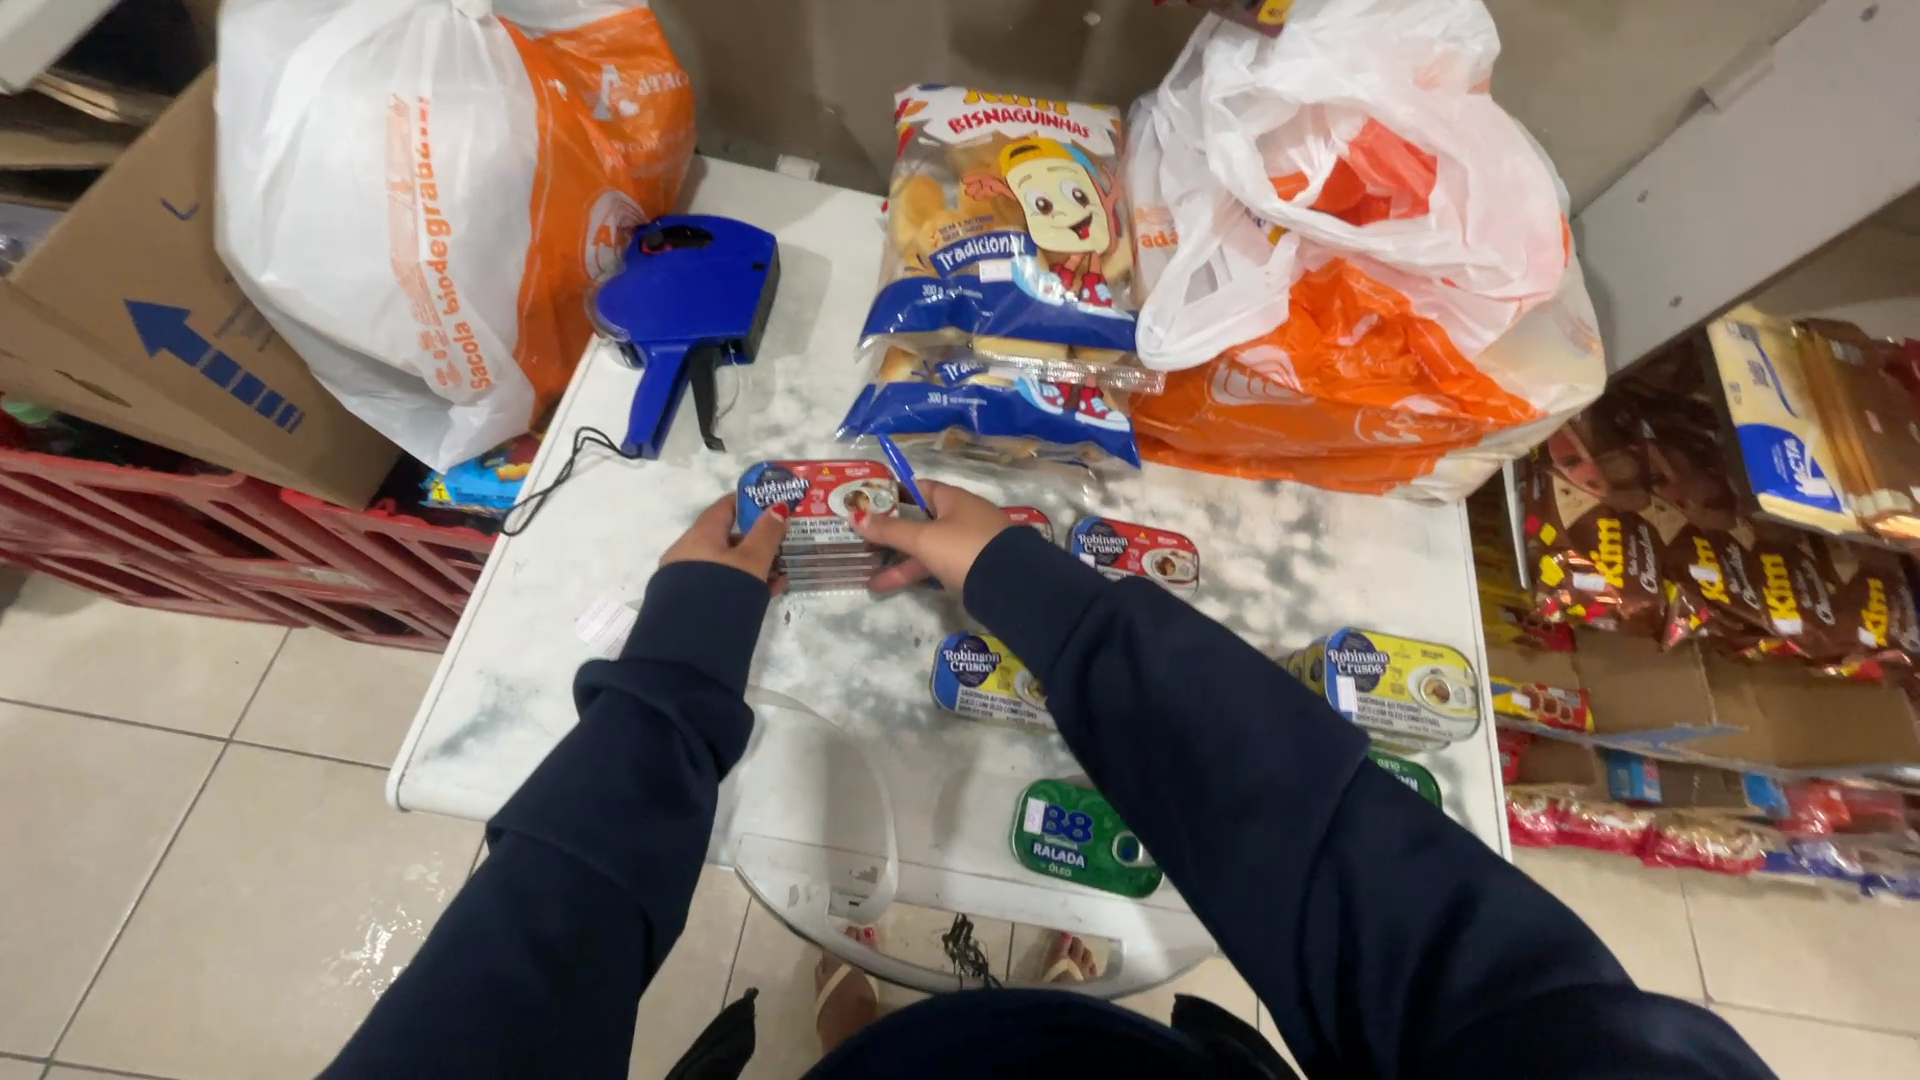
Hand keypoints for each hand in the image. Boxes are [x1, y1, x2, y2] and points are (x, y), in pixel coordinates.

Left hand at [662, 495, 788, 591]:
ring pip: (727, 563)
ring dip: (754, 563)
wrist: (690, 646)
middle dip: (756, 538)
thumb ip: (767, 533)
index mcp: (700, 535)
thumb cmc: (723, 591)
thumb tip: (777, 507)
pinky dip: (745, 582)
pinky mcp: (691, 601)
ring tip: (782, 570)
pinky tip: (770, 590)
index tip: (773, 504)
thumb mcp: (752, 560)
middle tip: (783, 541)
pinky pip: (722, 583)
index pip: (725, 506)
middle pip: (727, 537)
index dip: (749, 502)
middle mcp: (688, 552)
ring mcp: (688, 578)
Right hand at [852, 479, 1010, 592]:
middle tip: (862, 540)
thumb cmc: (963, 548)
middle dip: (891, 532)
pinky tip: (889, 585)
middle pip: (920, 520)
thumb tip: (857, 517)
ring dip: (899, 560)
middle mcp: (961, 516)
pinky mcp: (970, 567)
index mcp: (952, 499)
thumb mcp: (923, 538)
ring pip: (926, 547)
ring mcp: (967, 543)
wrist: (1010, 583)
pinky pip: (935, 565)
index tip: (869, 502)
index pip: (919, 488)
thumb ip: (890, 530)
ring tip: (868, 575)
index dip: (894, 493)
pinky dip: (914, 573)